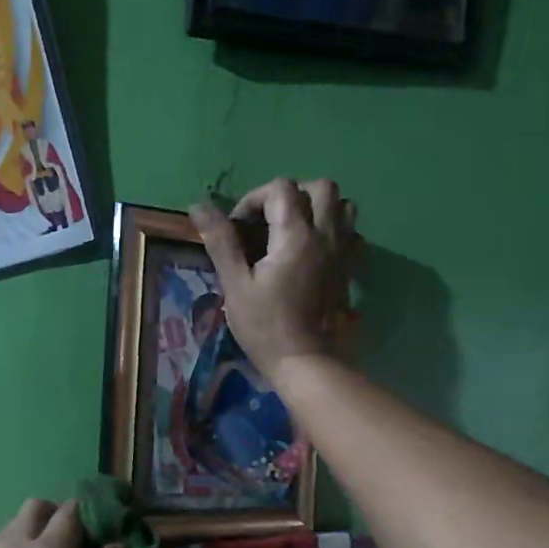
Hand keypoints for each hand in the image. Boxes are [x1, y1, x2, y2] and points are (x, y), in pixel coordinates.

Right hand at [190, 177, 356, 380]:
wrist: (304, 360)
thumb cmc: (263, 325)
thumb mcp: (234, 284)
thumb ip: (220, 241)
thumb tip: (198, 207)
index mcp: (296, 236)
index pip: (280, 189)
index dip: (252, 200)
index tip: (236, 227)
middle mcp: (326, 235)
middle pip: (320, 187)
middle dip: (288, 195)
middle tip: (265, 221)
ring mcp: (343, 250)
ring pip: (342, 205)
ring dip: (315, 208)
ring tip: (289, 230)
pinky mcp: (349, 267)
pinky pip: (350, 231)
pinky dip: (330, 229)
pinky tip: (309, 250)